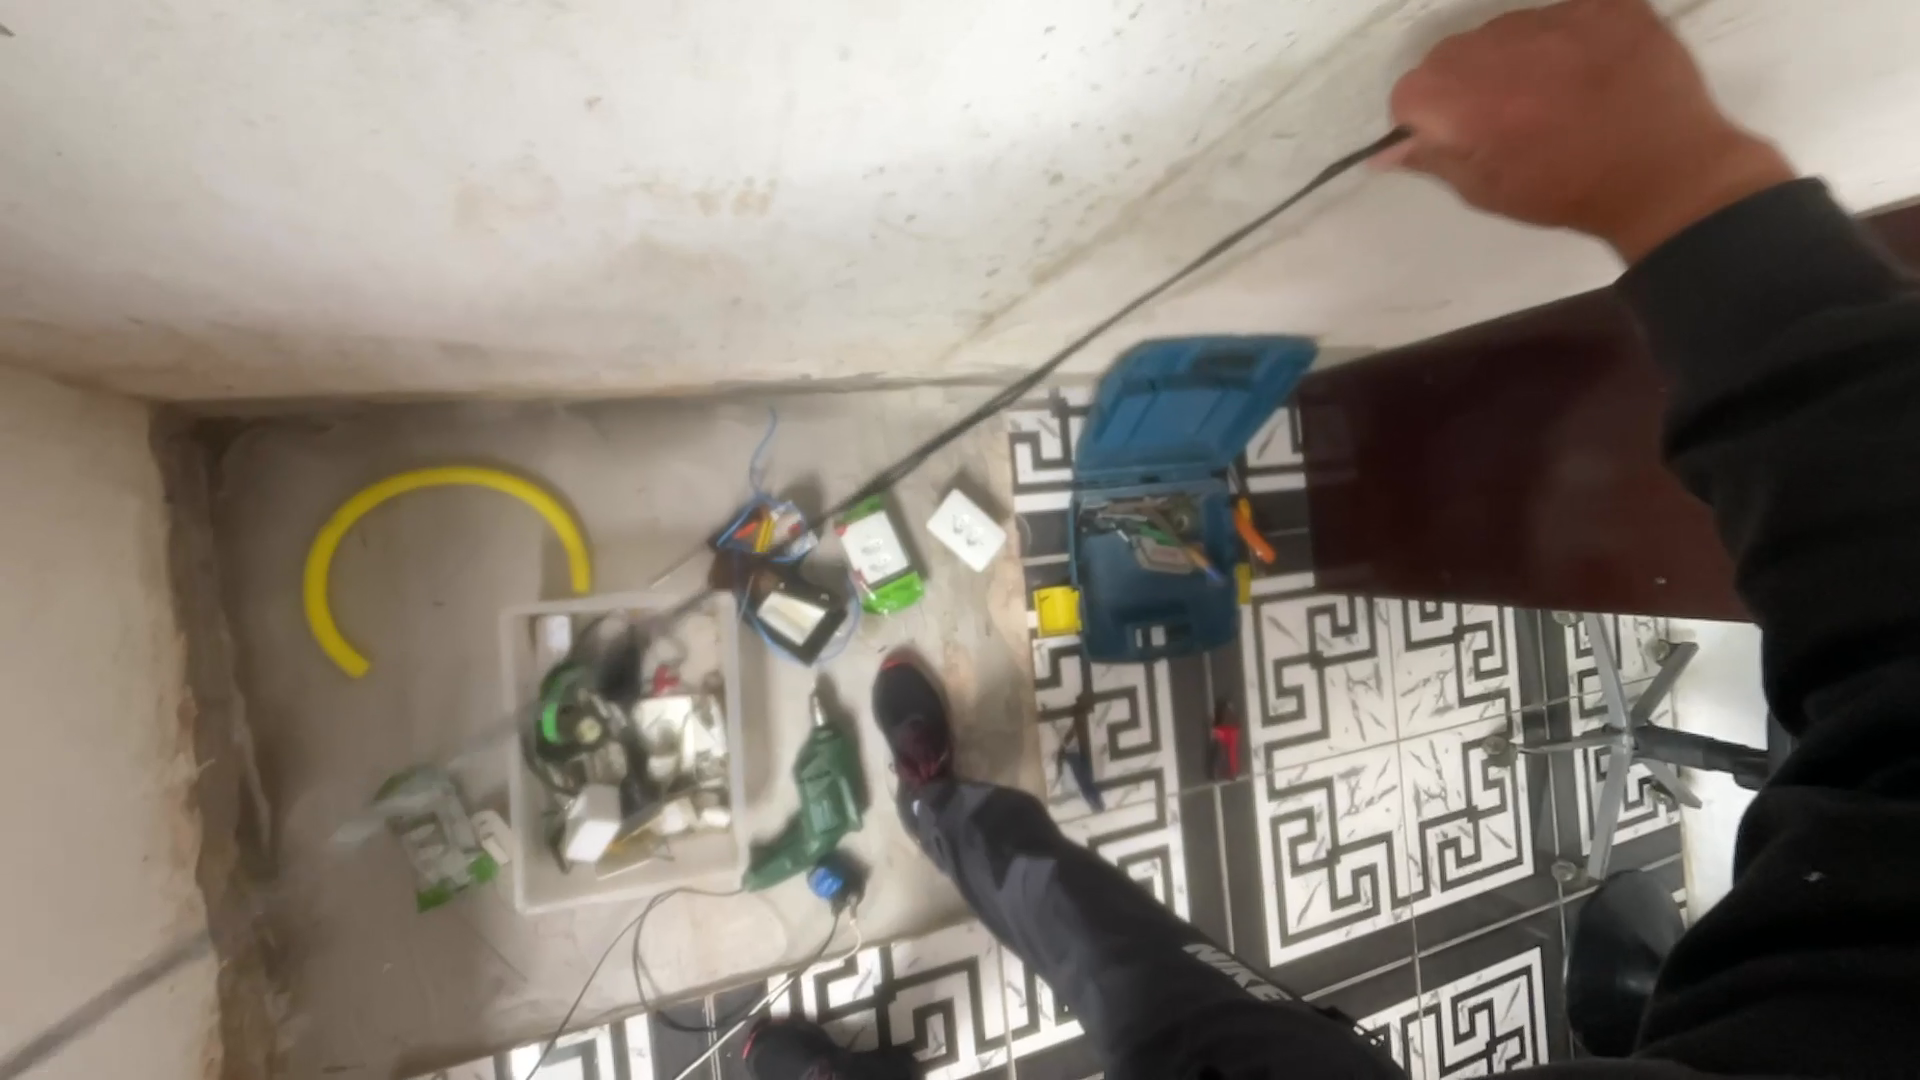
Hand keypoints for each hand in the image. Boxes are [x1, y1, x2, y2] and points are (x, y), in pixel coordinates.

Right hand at [1380, 0, 1795, 262]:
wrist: (1660, 170)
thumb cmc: (1559, 190)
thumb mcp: (1481, 188)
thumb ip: (1431, 158)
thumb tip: (1383, 152)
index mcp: (1473, 105)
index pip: (1409, 89)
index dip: (1416, 116)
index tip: (1442, 135)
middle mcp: (1510, 52)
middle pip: (1447, 53)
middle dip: (1453, 83)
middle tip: (1488, 117)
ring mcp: (1563, 20)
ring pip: (1497, 28)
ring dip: (1500, 57)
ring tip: (1536, 92)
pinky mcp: (1608, 3)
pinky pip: (1555, 9)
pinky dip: (1551, 35)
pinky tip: (1572, 68)